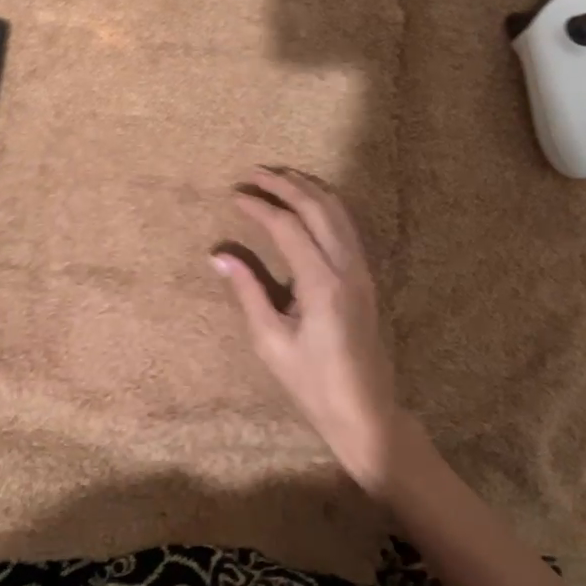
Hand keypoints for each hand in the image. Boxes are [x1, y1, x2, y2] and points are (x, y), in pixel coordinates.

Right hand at [212, 167, 407, 495]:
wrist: (366, 413)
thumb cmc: (313, 383)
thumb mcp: (270, 341)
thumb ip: (247, 292)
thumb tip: (219, 255)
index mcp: (322, 284)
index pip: (287, 227)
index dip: (259, 206)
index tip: (234, 195)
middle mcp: (347, 268)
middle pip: (317, 208)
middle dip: (285, 184)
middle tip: (254, 173)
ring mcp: (362, 271)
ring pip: (338, 212)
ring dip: (308, 189)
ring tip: (280, 176)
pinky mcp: (366, 278)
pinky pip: (347, 226)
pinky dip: (326, 204)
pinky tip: (309, 202)